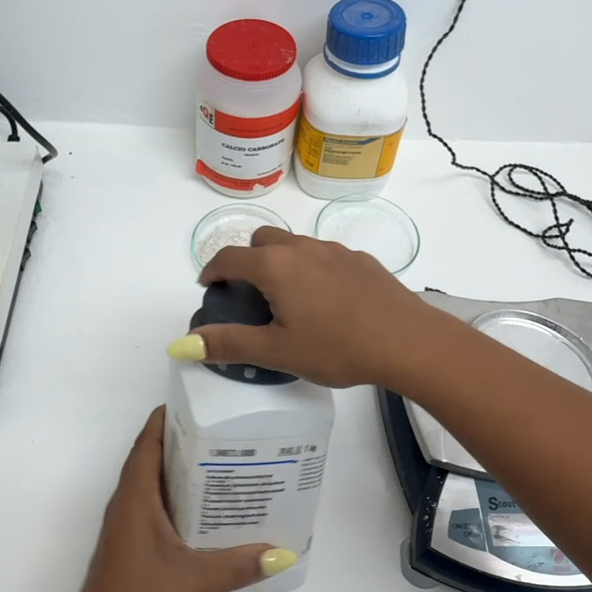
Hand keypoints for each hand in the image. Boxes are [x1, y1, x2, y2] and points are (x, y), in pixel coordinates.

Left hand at [54, 407, 293, 591]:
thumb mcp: (192, 581)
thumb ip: (236, 566)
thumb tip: (279, 552)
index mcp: (135, 497)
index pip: (146, 441)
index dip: (166, 416)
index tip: (196, 401)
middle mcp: (126, 502)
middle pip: (149, 456)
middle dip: (180, 438)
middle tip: (219, 429)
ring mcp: (125, 524)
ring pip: (150, 481)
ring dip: (176, 467)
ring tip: (217, 460)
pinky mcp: (128, 543)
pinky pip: (151, 503)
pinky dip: (173, 494)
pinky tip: (201, 506)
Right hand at [179, 226, 447, 388]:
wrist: (408, 341)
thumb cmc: (337, 347)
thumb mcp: (277, 351)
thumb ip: (229, 344)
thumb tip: (184, 343)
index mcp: (275, 266)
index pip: (229, 257)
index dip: (212, 270)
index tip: (207, 287)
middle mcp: (301, 248)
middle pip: (262, 240)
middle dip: (247, 260)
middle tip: (249, 294)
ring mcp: (334, 251)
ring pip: (295, 245)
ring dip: (281, 262)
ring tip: (288, 299)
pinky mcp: (361, 260)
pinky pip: (324, 256)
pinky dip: (312, 269)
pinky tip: (327, 302)